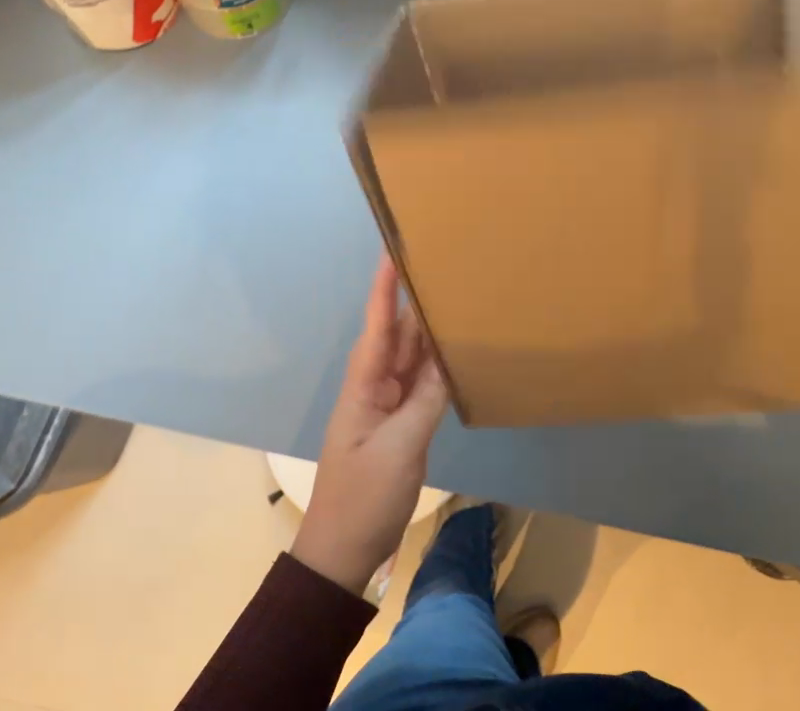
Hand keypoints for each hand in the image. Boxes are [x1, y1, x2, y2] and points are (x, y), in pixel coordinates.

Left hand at [291, 256, 450, 591]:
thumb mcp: (399, 450)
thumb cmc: (363, 497)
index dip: (386, 289)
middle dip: (413, 301)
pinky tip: (456, 351)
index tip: (393, 250)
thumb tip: (449, 363)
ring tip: (453, 296)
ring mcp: (387, 408)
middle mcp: (374, 388)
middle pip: (397, 336)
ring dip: (428, 331)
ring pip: (411, 358)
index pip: (378, 327)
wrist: (343, 550)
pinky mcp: (401, 426)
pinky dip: (438, 366)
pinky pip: (421, 385)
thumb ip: (426, 403)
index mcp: (364, 387)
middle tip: (439, 266)